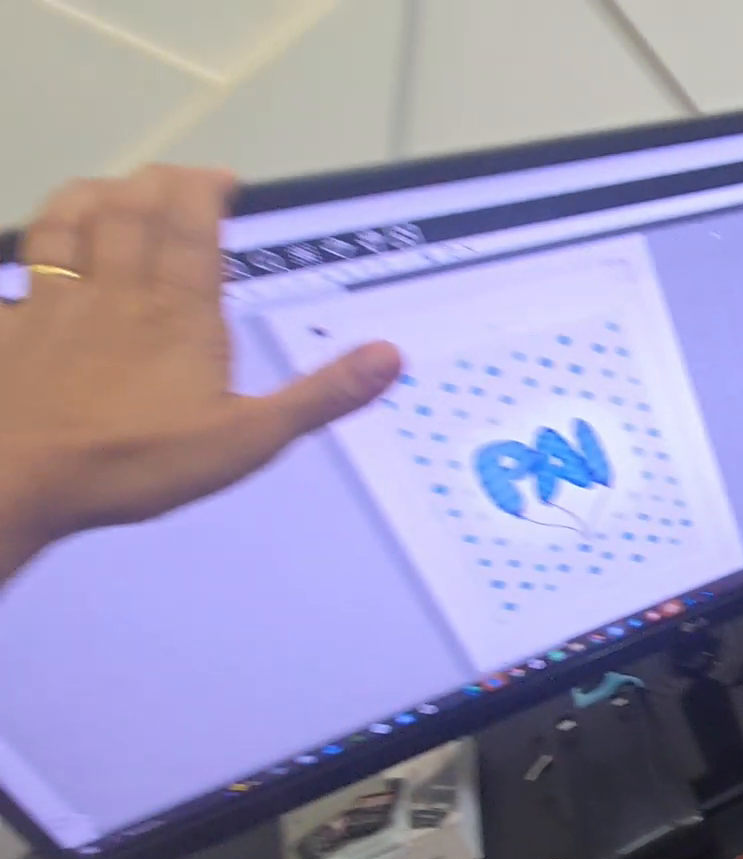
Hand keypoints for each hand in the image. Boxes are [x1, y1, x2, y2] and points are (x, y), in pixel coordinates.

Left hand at [0, 165, 400, 577]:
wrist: (11, 482)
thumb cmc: (142, 459)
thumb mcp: (257, 436)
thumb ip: (325, 394)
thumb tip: (390, 355)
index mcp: (177, 314)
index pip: (189, 230)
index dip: (205, 193)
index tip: (225, 178)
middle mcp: (114, 295)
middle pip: (126, 213)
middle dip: (156, 185)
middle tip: (182, 178)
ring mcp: (53, 308)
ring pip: (66, 225)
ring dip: (92, 196)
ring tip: (114, 187)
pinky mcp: (11, 331)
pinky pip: (22, 267)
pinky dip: (37, 244)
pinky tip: (44, 251)